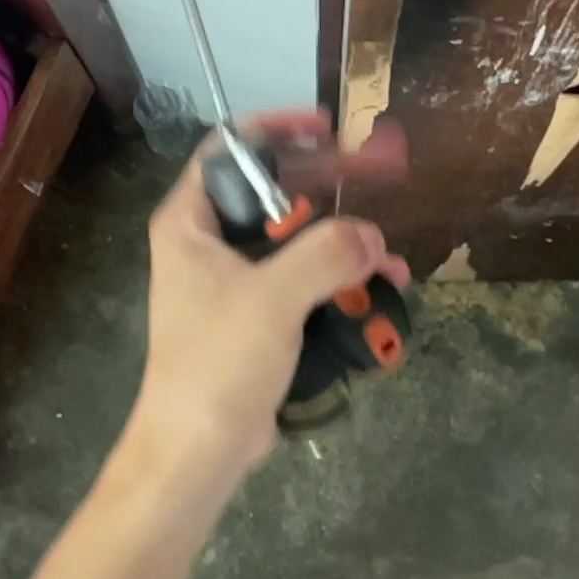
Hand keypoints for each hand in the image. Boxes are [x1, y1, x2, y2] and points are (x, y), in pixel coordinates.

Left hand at [132, 108, 408, 473]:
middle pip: (270, 193)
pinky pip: (300, 281)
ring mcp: (232, 281)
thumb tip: (371, 235)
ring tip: (388, 259)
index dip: (275, 128)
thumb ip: (324, 255)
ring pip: (292, 241)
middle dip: (326, 191)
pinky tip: (377, 292)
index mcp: (190, 222)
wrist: (197, 452)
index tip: (325, 126)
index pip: (227, 150)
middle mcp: (207, 243)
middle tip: (375, 180)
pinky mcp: (255, 315)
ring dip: (340, 244)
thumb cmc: (218, 362)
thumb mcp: (272, 299)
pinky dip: (335, 281)